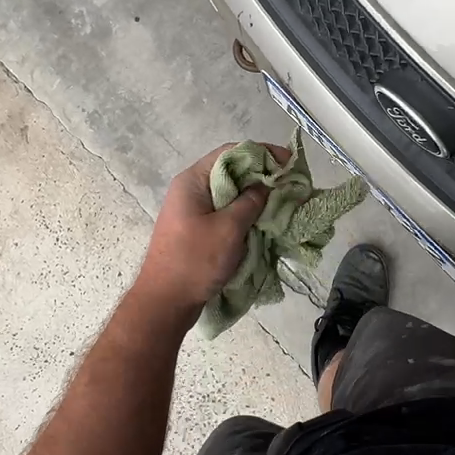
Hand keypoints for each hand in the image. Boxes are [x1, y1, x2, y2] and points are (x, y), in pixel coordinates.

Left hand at [132, 142, 286, 320]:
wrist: (165, 303)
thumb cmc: (194, 262)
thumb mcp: (229, 229)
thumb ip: (251, 201)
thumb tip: (267, 184)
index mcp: (193, 181)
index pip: (231, 152)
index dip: (262, 154)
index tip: (288, 163)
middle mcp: (191, 189)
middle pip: (231, 171)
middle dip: (262, 175)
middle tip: (290, 185)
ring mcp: (193, 209)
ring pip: (230, 192)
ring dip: (255, 196)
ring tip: (282, 203)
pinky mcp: (197, 228)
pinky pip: (225, 211)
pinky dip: (245, 212)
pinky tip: (264, 221)